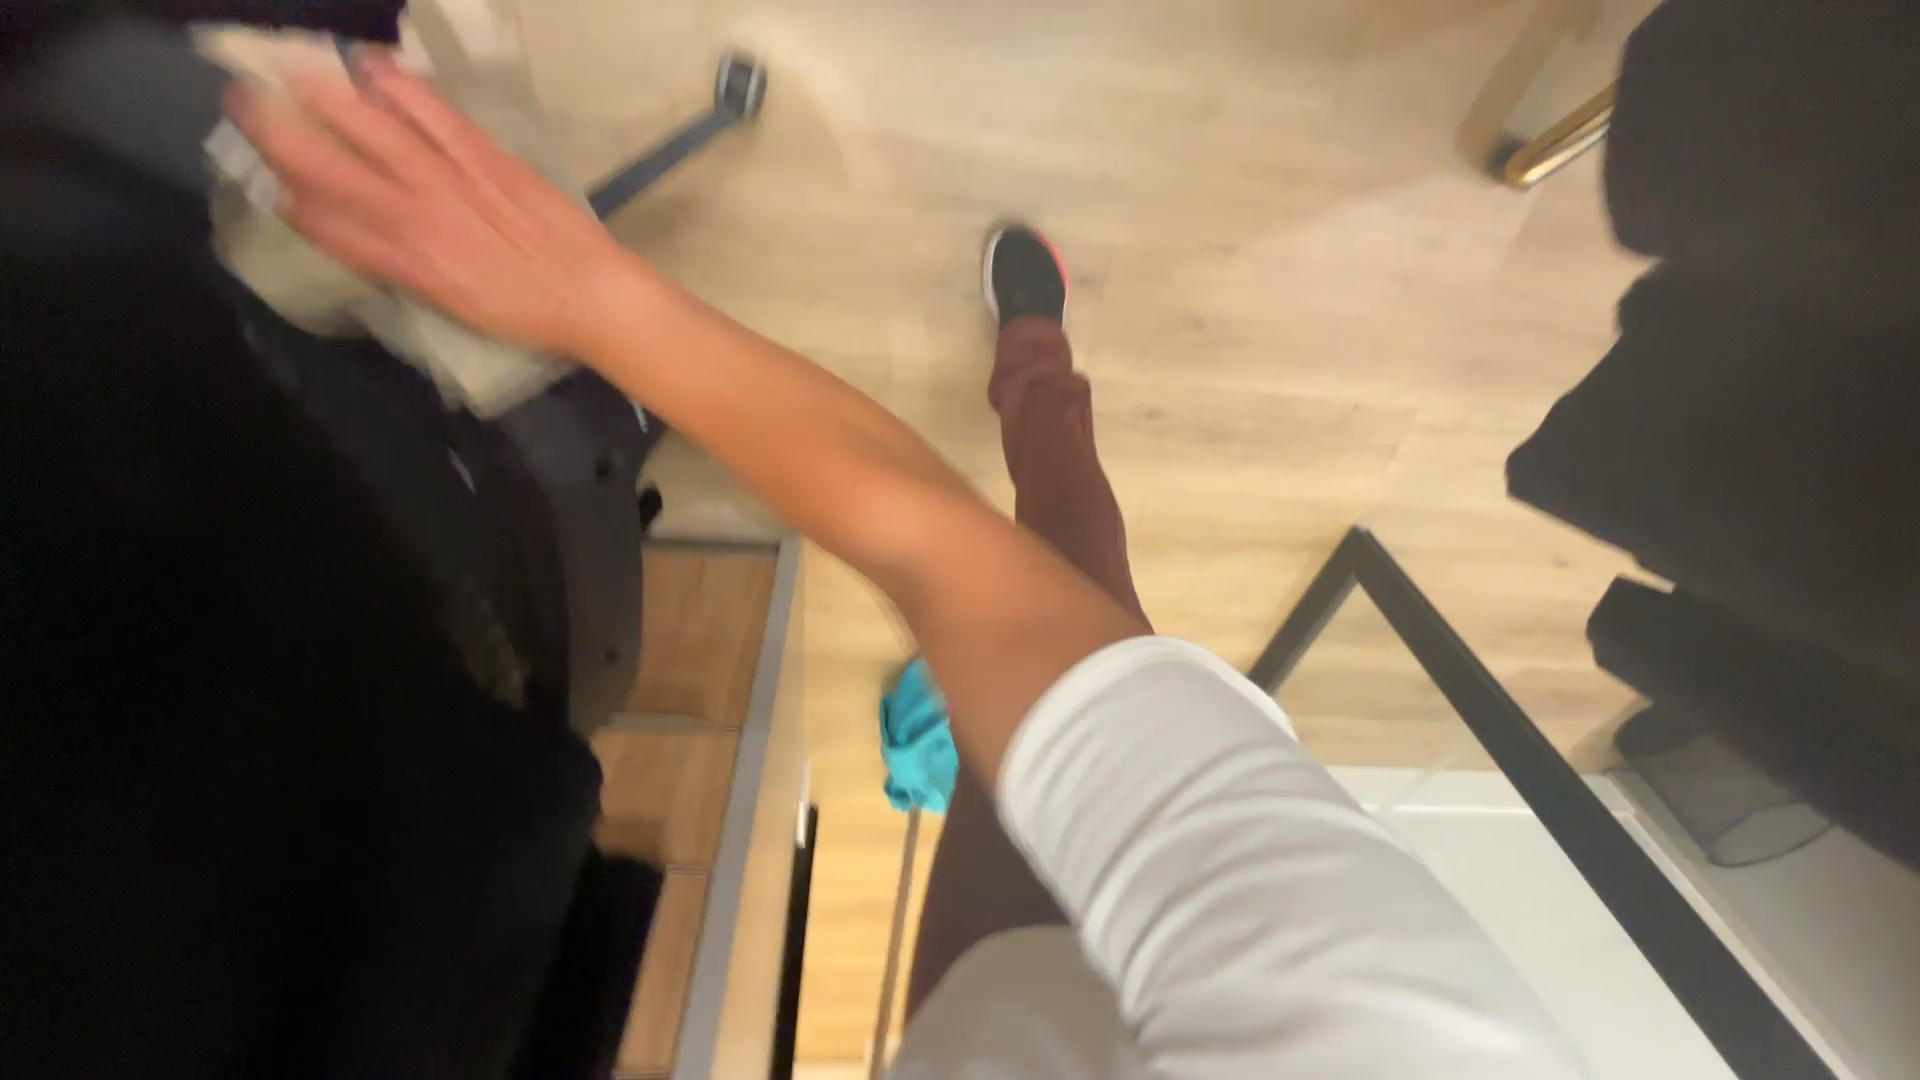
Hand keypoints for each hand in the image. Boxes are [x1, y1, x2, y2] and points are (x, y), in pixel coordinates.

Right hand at [224, 52, 640, 355]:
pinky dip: (403, 90)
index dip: (297, 205)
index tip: (278, 188)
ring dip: (332, 100)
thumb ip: (414, 273)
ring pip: (377, 134)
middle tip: (246, 103)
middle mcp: (419, 220)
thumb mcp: (462, 307)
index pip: (331, 230)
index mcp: (410, 266)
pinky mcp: (491, 163)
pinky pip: (438, 118)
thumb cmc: (533, 314)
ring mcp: (454, 186)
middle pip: (334, 170)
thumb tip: (376, 244)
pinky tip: (377, 67)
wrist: (594, 298)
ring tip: (300, 72)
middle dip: (283, 135)